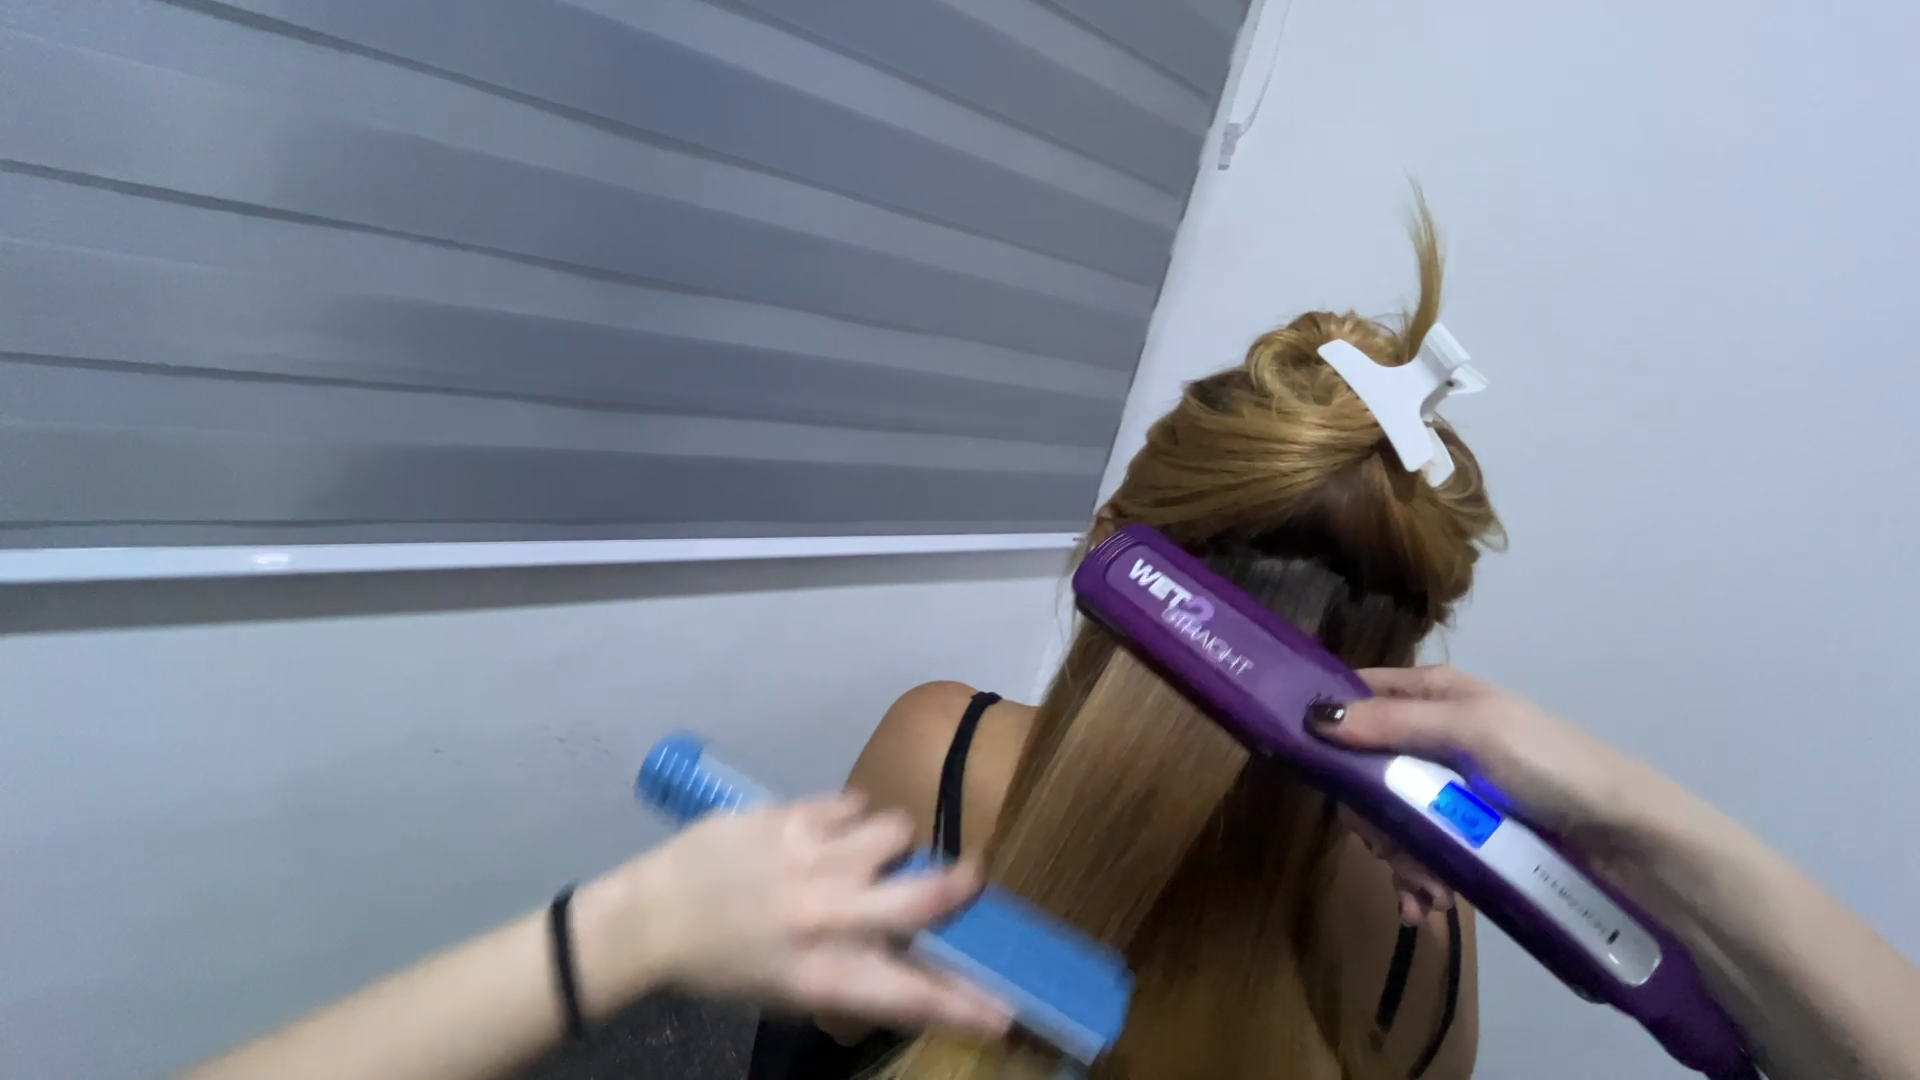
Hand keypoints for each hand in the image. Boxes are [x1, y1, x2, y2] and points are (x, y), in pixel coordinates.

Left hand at [581, 794, 1010, 1036]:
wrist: (657, 913)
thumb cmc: (728, 964)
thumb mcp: (791, 991)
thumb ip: (854, 977)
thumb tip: (914, 962)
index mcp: (822, 973)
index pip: (907, 994)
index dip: (963, 1004)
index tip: (1005, 1009)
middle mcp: (826, 914)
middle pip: (923, 894)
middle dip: (960, 884)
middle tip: (969, 876)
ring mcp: (812, 856)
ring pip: (896, 830)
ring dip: (893, 843)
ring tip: (869, 850)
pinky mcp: (794, 814)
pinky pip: (856, 803)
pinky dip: (855, 818)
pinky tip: (829, 831)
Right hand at [1312, 665, 1646, 872]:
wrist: (1637, 846)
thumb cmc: (1552, 767)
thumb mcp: (1471, 731)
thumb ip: (1391, 723)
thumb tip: (1313, 717)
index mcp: (1431, 693)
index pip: (1356, 694)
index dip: (1327, 720)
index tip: (1306, 760)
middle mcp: (1430, 733)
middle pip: (1361, 763)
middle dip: (1366, 811)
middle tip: (1382, 845)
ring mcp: (1445, 786)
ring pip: (1384, 812)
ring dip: (1393, 853)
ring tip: (1423, 890)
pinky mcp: (1462, 832)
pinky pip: (1415, 848)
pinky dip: (1414, 876)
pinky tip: (1425, 902)